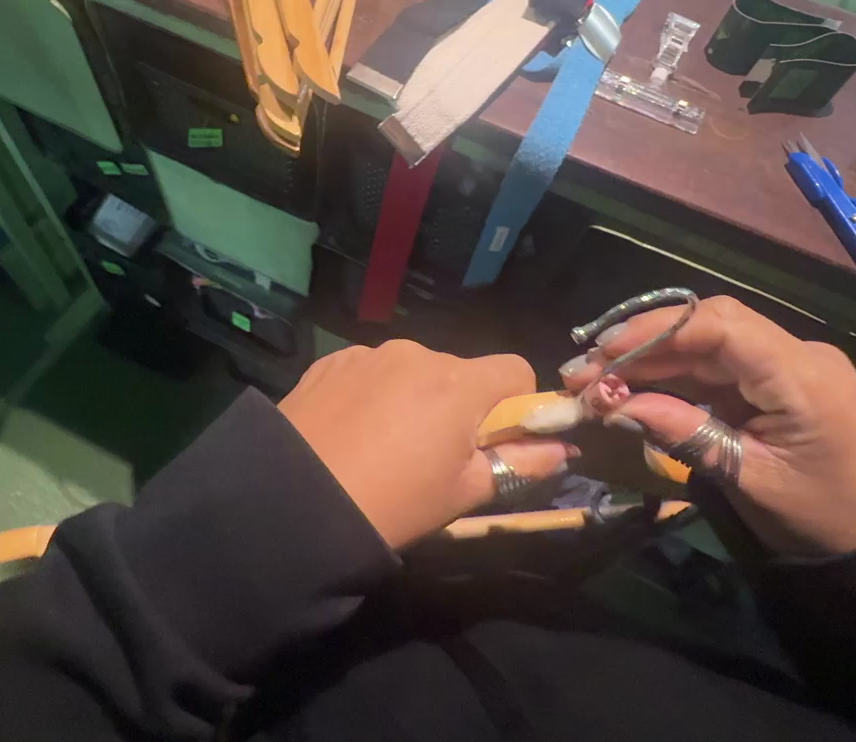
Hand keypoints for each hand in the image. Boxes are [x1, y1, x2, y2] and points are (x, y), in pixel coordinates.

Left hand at [280, 340, 574, 548]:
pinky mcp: (331, 361)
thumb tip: (561, 447)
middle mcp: (417, 353)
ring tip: (383, 445)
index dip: (516, 402)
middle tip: (432, 454)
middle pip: (460, 372)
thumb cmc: (395, 501)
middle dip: (459, 405)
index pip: (514, 369)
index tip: (495, 438)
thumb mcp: (465, 492)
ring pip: (412, 370)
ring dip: (413, 397)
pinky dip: (372, 393)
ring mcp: (369, 353)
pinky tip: (350, 431)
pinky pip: (369, 371)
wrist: (294, 500)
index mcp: (459, 382)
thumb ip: (521, 463)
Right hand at [561, 297, 855, 555]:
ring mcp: (787, 365)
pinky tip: (634, 387)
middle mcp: (796, 355)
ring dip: (650, 360)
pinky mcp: (776, 380)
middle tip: (584, 371)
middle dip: (641, 344)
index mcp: (802, 376)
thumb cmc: (827, 520)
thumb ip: (686, 434)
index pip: (720, 325)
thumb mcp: (752, 481)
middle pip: (706, 328)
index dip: (656, 329)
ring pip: (705, 345)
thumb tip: (616, 404)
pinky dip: (673, 376)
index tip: (605, 350)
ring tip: (596, 381)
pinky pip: (717, 366)